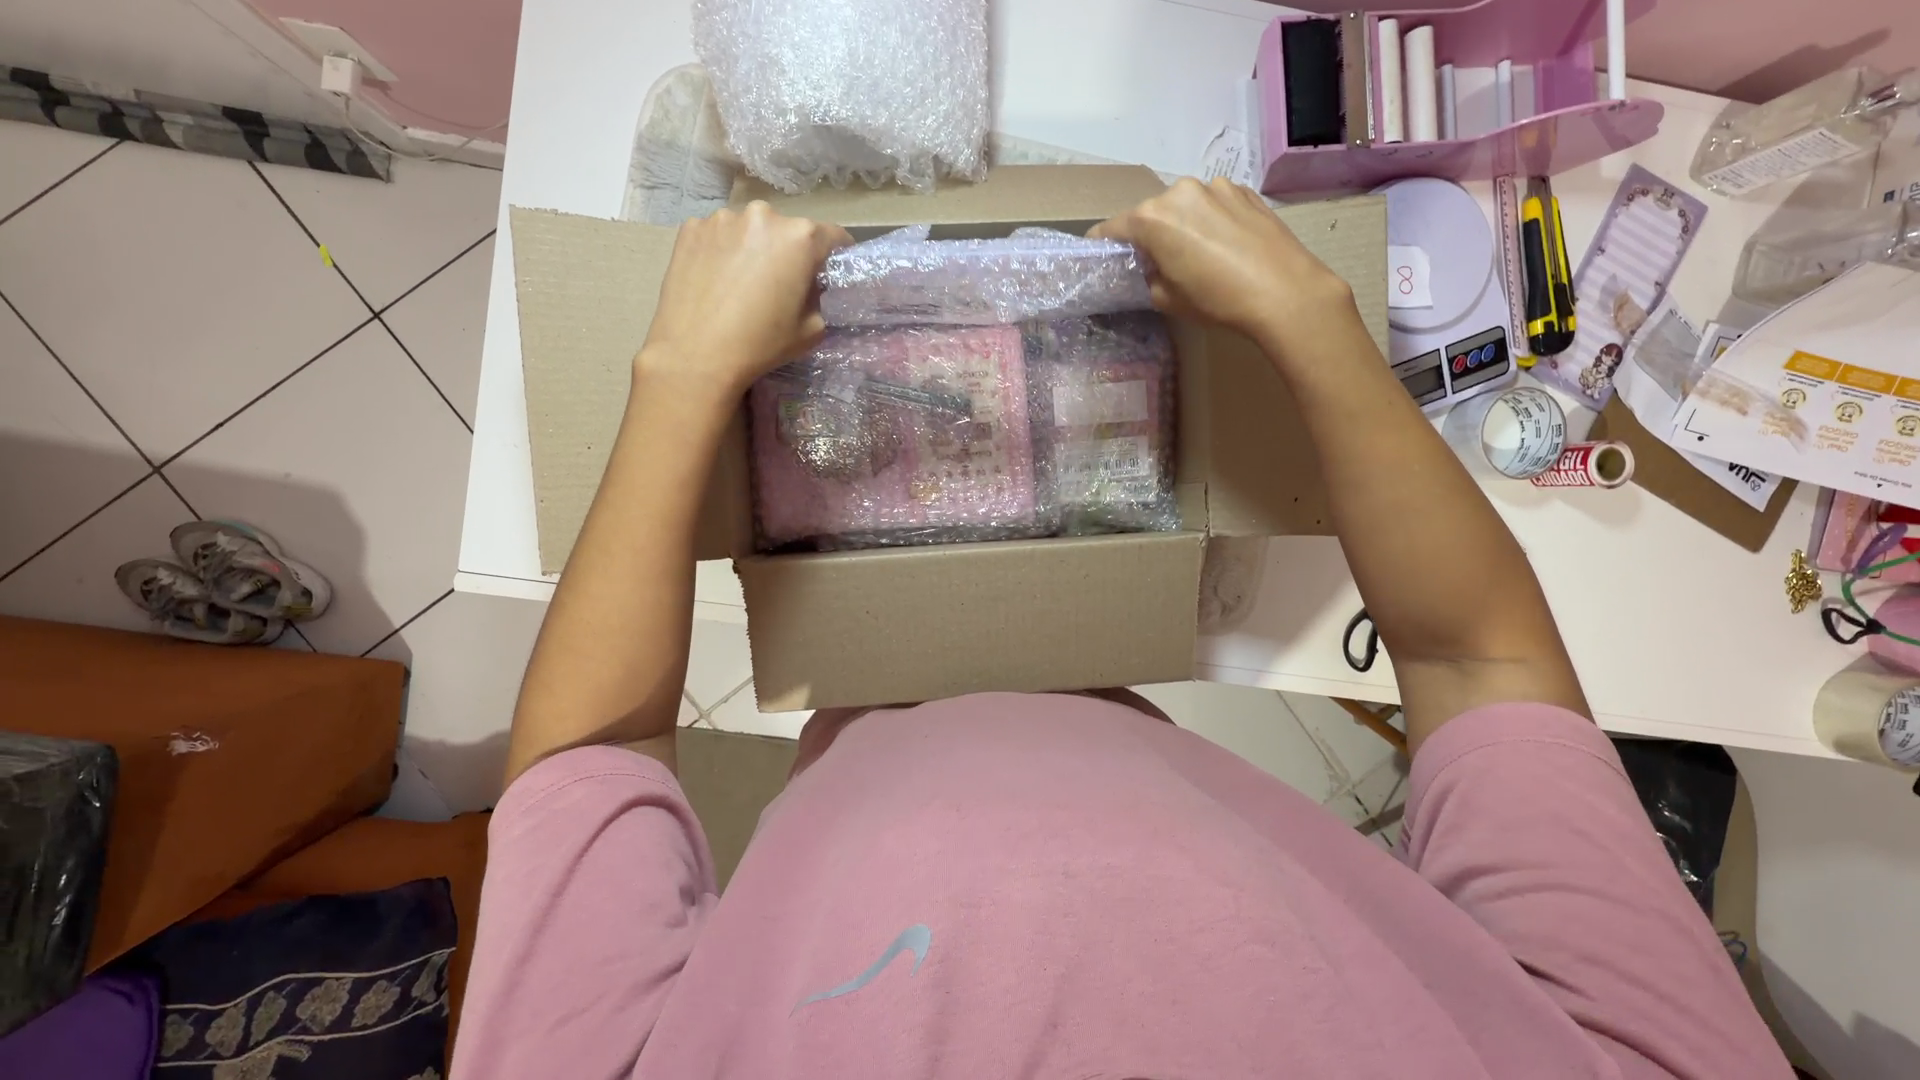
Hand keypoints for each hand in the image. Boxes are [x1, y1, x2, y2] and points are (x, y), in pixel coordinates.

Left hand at [638, 201, 852, 398]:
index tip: (828, 271)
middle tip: (778, 283)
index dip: (835, 255)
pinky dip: (721, 251)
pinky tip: (715, 279)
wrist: (695, 354)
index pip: (833, 236)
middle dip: (788, 252)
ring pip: (750, 230)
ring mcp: (723, 218)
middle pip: (787, 230)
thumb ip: (820, 297)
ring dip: (752, 248)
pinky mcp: (691, 228)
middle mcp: (763, 216)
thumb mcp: (812, 329)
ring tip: (741, 282)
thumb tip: (812, 287)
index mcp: (801, 237)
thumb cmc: (761, 344)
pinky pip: (717, 235)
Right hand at [1091, 177, 1360, 361]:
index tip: (1101, 257)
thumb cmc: (1217, 299)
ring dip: (1181, 226)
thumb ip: (1147, 277)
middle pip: (1150, 213)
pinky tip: (1223, 247)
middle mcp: (1180, 192)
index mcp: (1153, 218)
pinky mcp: (1244, 192)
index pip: (1112, 228)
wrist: (1284, 291)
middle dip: (1147, 236)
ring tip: (1196, 256)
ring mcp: (1216, 187)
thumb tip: (1149, 269)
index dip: (1103, 245)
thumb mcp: (1167, 299)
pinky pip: (1213, 205)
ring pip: (1184, 207)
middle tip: (1155, 264)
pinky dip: (1209, 222)